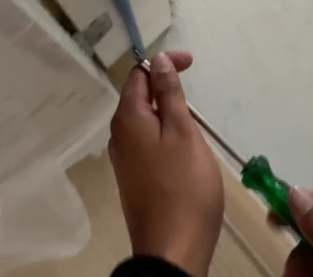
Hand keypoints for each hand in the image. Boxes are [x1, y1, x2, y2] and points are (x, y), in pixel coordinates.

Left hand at [108, 51, 222, 276]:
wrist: (171, 252)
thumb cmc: (183, 188)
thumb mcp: (183, 133)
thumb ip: (169, 94)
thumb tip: (157, 61)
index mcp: (128, 118)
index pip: (139, 74)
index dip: (163, 62)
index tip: (191, 62)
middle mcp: (119, 135)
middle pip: (139, 96)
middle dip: (164, 86)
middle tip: (193, 89)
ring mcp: (124, 159)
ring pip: (144, 121)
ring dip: (166, 112)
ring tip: (192, 120)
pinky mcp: (134, 179)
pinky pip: (146, 142)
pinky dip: (163, 134)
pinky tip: (182, 149)